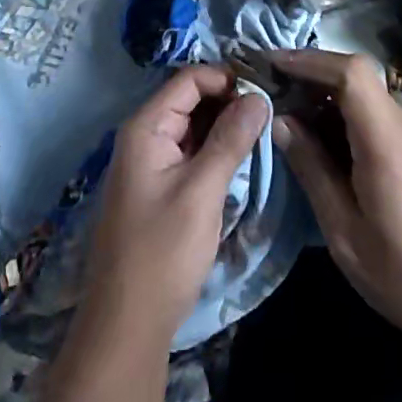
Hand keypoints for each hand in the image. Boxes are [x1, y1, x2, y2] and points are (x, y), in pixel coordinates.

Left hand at [83, 64, 269, 344]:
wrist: (127, 322)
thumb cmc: (163, 251)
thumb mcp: (202, 190)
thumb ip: (231, 139)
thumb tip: (259, 96)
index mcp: (146, 128)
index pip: (190, 79)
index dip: (227, 79)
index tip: (267, 91)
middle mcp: (145, 136)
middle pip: (191, 99)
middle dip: (230, 100)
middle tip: (273, 111)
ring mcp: (151, 162)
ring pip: (194, 126)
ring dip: (226, 125)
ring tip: (266, 130)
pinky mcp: (160, 186)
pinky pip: (191, 151)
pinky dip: (216, 148)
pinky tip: (243, 156)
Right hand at [267, 49, 401, 359]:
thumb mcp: (346, 233)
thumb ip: (313, 171)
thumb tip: (282, 122)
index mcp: (386, 141)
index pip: (351, 72)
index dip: (308, 60)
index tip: (269, 65)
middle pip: (356, 79)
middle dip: (308, 79)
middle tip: (266, 97)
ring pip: (366, 99)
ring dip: (326, 102)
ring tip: (287, 124)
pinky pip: (378, 120)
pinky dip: (345, 121)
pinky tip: (325, 149)